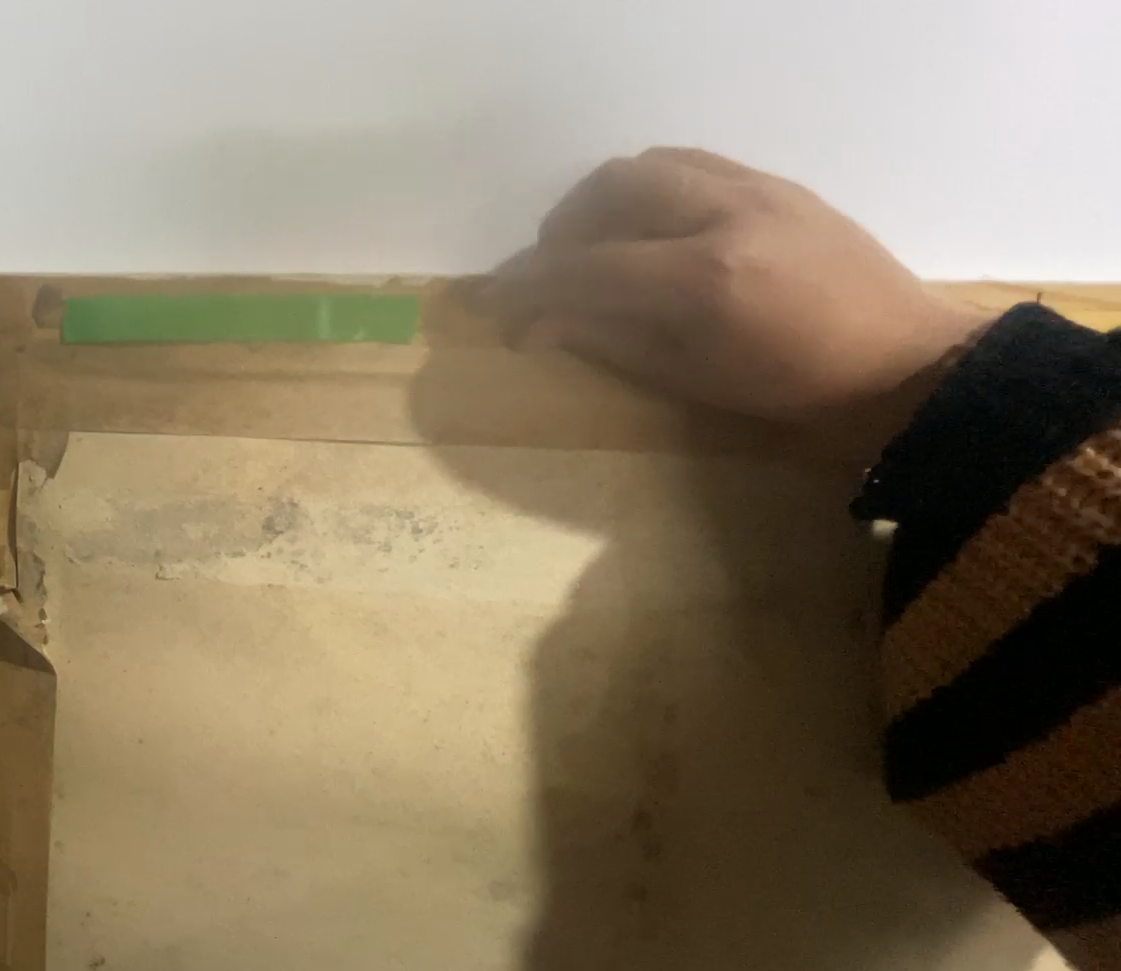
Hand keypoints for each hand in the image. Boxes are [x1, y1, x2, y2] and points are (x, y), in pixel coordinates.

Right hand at [489, 148, 996, 455]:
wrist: (898, 361)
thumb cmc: (783, 387)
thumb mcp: (681, 375)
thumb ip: (602, 338)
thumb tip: (531, 326)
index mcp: (702, 278)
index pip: (586, 266)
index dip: (527, 284)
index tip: (490, 301)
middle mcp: (725, 215)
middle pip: (612, 188)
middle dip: (561, 228)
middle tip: (547, 269)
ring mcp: (756, 190)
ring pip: (650, 165)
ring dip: (602, 200)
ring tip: (591, 244)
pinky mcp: (775, 184)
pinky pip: (691, 164)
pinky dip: (647, 190)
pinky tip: (642, 229)